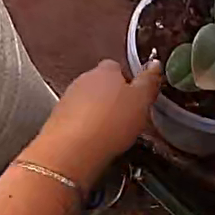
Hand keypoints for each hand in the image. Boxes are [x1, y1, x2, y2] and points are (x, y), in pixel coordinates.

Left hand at [20, 59, 161, 186]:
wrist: (73, 150)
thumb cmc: (111, 122)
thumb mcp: (141, 101)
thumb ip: (149, 81)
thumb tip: (155, 65)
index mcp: (106, 70)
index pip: (119, 67)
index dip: (130, 81)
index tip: (138, 96)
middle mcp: (84, 79)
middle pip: (103, 84)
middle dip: (114, 96)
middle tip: (129, 115)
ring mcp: (69, 99)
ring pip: (90, 101)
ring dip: (100, 111)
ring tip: (114, 131)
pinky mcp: (58, 119)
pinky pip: (79, 118)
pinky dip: (88, 126)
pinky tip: (97, 139)